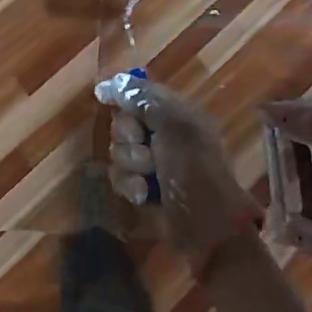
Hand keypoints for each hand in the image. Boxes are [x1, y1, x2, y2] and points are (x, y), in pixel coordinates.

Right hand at [94, 73, 261, 270]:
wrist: (206, 227)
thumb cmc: (195, 170)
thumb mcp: (175, 126)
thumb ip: (143, 99)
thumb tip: (106, 84)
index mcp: (176, 114)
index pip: (138, 94)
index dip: (123, 98)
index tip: (105, 98)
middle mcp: (162, 134)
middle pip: (121, 123)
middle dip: (128, 138)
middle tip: (148, 151)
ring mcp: (150, 162)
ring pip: (116, 151)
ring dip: (131, 165)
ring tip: (151, 179)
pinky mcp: (140, 187)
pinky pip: (117, 176)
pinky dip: (129, 185)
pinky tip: (145, 195)